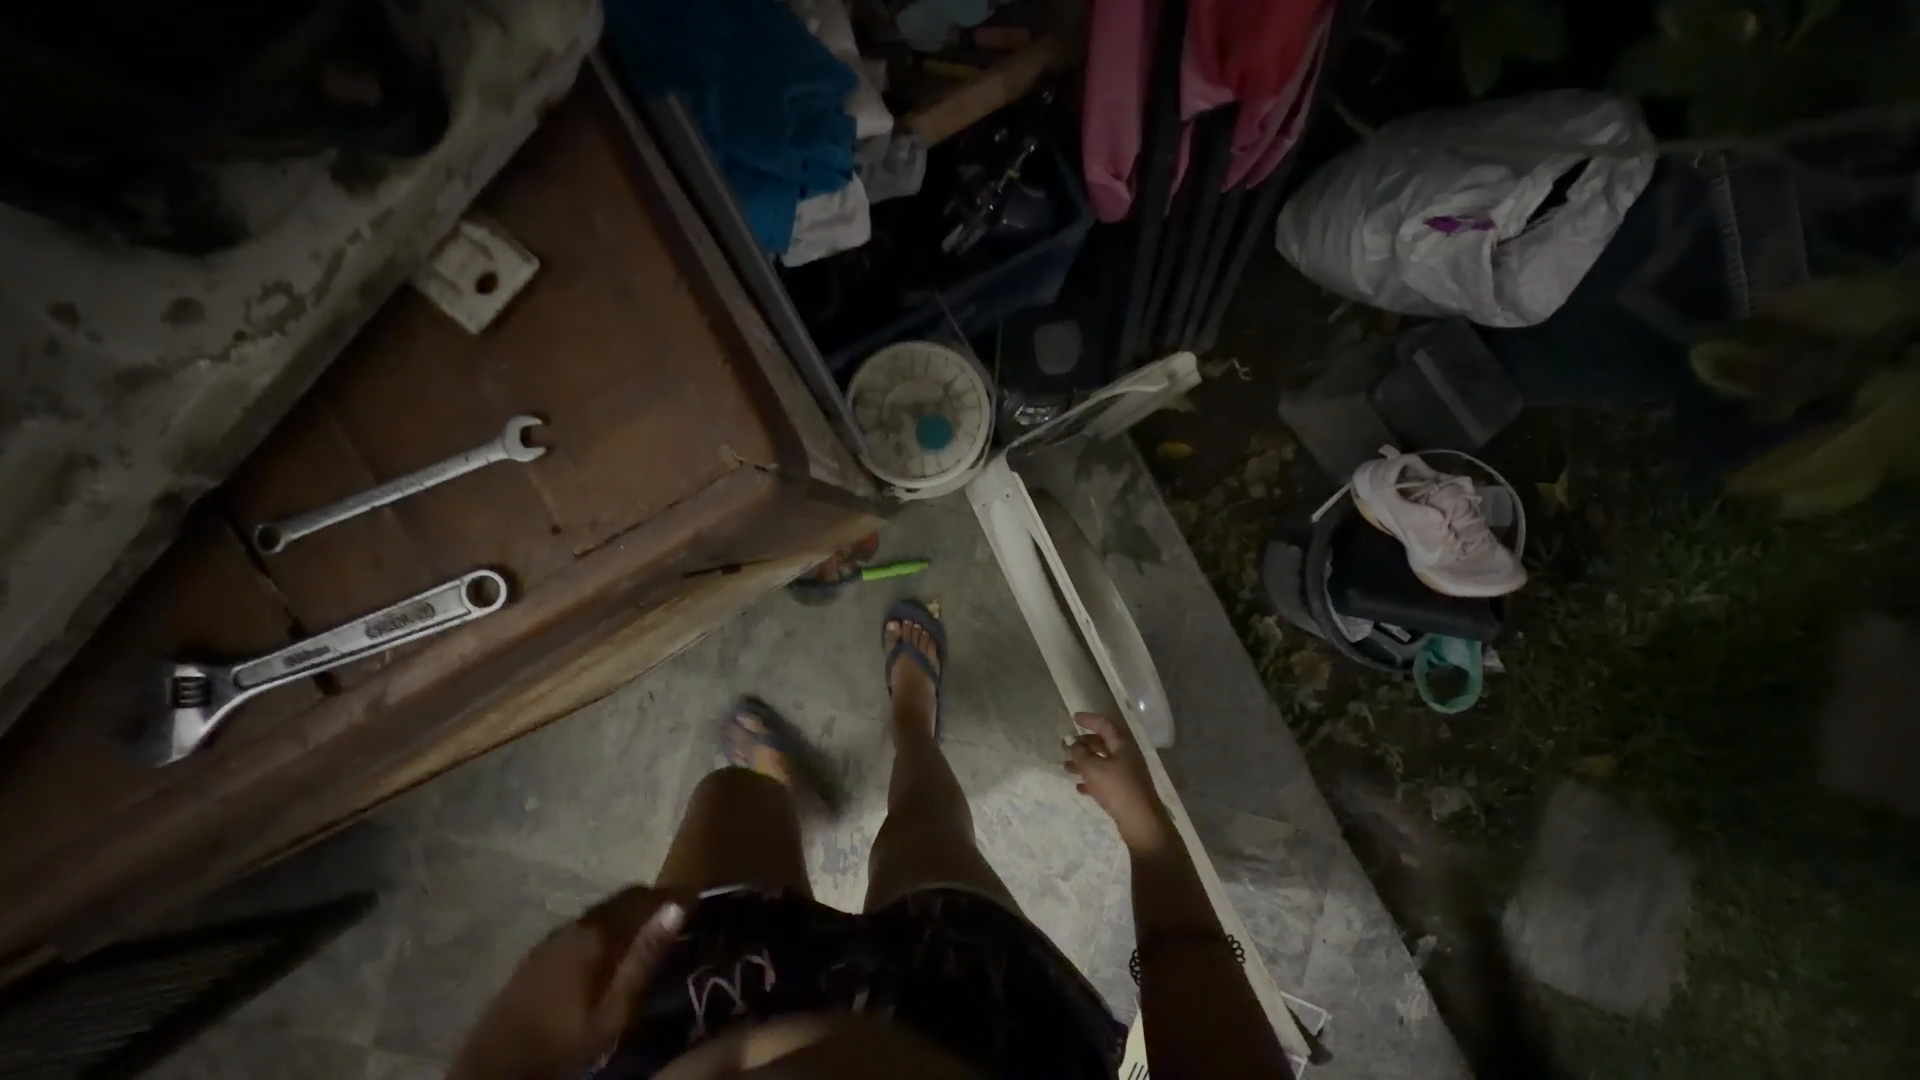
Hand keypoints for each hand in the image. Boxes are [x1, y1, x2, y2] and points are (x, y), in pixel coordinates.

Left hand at [448, 889, 687, 1079]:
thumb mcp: (613, 1013)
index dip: (674, 894)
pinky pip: (582, 929)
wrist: (491, 1075)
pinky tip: (613, 953)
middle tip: (683, 914)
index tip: (701, 897)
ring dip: (629, 916)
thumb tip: (676, 908)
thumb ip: (644, 958)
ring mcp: (550, 940)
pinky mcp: (536, 957)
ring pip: (601, 914)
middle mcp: (571, 926)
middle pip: (621, 900)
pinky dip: (607, 931)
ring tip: (654, 932)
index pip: (643, 896)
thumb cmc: (561, 1049)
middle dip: (653, 902)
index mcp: (593, 934)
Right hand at [1064, 712, 1172, 850]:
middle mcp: (1127, 756)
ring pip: (1103, 762)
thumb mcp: (1093, 768)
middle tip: (1066, 746)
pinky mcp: (1126, 790)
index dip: (1090, 719)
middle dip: (1084, 743)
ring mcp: (1128, 774)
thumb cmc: (1117, 788)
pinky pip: (1106, 779)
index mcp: (1122, 745)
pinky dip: (1092, 780)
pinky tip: (1080, 788)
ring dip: (1084, 762)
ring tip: (1066, 768)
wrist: (1141, 821)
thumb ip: (1081, 754)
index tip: (1074, 718)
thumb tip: (1074, 744)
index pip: (1105, 724)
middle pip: (1103, 743)